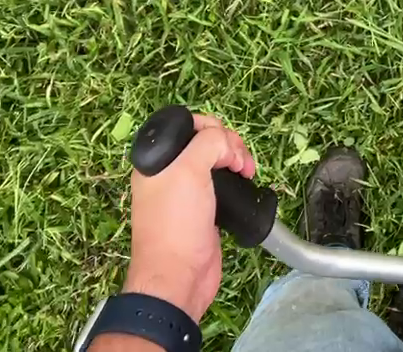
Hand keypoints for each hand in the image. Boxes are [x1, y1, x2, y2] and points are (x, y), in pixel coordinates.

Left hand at [120, 114, 256, 319]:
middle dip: (230, 143)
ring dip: (238, 158)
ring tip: (247, 172)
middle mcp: (169, 172)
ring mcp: (187, 191)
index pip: (187, 125)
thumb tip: (229, 148)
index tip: (225, 144)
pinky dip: (237, 176)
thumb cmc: (178, 221)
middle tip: (239, 162)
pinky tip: (245, 181)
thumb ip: (209, 142)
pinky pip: (223, 179)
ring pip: (218, 158)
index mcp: (156, 160)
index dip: (211, 127)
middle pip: (207, 139)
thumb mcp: (189, 169)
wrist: (179, 277)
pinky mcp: (203, 207)